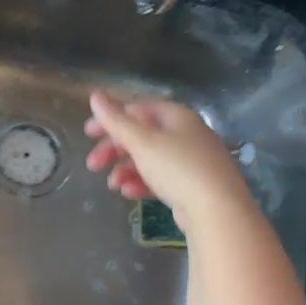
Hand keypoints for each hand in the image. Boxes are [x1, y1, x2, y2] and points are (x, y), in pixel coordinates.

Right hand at [84, 91, 253, 227]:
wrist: (217, 209)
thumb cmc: (178, 168)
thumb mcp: (142, 142)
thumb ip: (116, 120)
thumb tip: (95, 95)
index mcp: (177, 117)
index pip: (138, 109)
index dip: (111, 118)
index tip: (88, 133)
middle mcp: (186, 134)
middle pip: (142, 135)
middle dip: (114, 149)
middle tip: (93, 164)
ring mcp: (191, 160)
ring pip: (149, 159)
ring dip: (125, 169)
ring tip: (113, 185)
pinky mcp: (192, 184)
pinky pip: (161, 178)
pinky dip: (142, 183)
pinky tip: (129, 193)